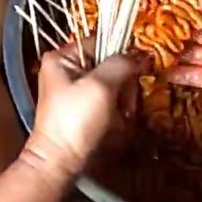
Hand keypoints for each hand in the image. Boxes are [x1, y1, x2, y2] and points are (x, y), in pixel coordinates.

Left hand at [21, 45, 143, 179]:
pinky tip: (117, 122)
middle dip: (123, 82)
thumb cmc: (75, 120)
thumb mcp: (100, 86)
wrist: (59, 161)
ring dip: (122, 98)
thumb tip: (142, 54)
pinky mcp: (82, 109)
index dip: (122, 52)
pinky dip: (116, 110)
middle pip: (108, 64)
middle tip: (124, 100)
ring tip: (120, 114)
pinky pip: (107, 100)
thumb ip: (121, 64)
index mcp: (61, 57)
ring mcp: (74, 90)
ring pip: (112, 83)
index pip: (100, 41)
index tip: (139, 67)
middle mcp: (66, 69)